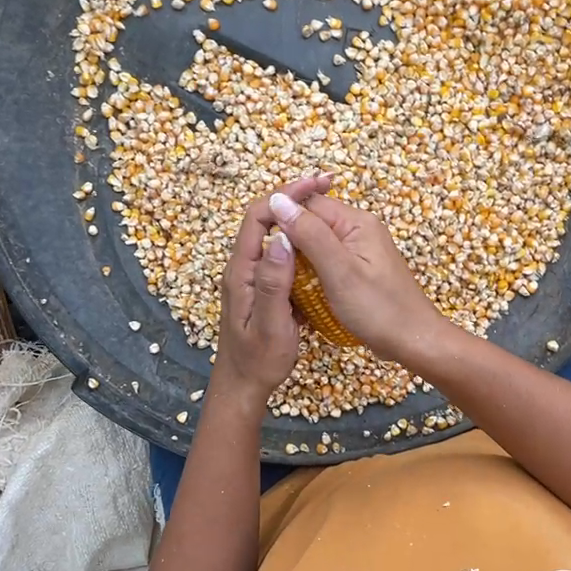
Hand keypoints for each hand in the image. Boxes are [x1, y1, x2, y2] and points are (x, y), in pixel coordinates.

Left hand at [211, 177, 327, 410]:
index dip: (286, 195)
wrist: (242, 387)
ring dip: (299, 218)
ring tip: (329, 205)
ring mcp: (252, 277)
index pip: (259, 216)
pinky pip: (281, 256)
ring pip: (275, 236)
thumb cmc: (258, 362)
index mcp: (241, 271)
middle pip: (266, 218)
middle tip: (328, 185)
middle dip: (295, 198)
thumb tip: (282, 238)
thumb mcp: (271, 325)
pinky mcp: (263, 288)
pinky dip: (302, 242)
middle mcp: (243, 267)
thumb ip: (273, 283)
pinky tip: (322, 244)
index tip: (316, 184)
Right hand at [265, 189, 452, 363]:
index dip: (280, 219)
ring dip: (296, 259)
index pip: (306, 203)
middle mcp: (358, 229)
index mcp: (355, 221)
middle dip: (287, 240)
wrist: (413, 342)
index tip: (259, 244)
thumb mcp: (339, 271)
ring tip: (280, 279)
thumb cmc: (379, 310)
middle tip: (268, 267)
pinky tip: (298, 289)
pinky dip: (309, 272)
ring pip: (315, 244)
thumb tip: (277, 201)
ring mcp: (358, 251)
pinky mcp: (357, 271)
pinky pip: (325, 262)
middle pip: (310, 221)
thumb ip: (309, 234)